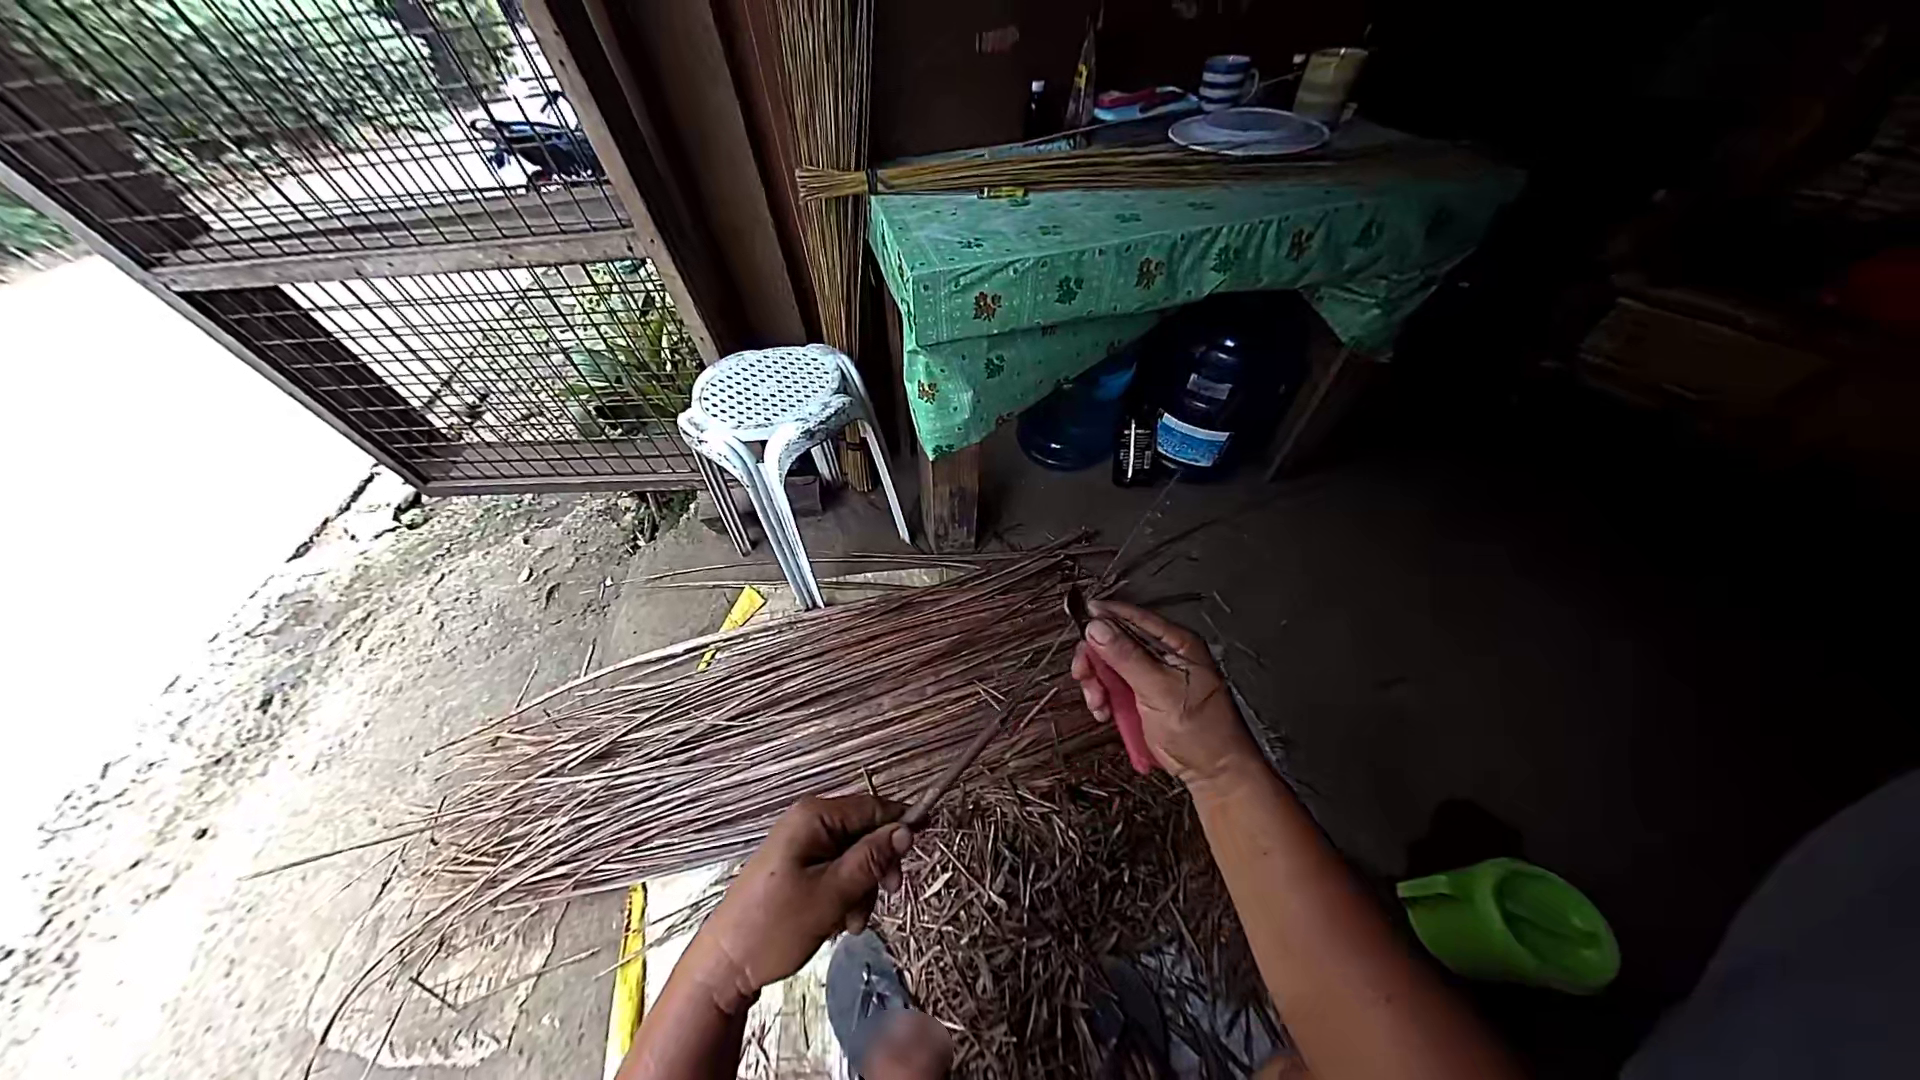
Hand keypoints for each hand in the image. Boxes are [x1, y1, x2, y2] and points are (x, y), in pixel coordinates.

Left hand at [685, 795, 914, 1011]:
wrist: (723, 967)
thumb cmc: (774, 927)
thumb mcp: (831, 894)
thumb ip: (870, 859)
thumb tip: (906, 828)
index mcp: (813, 817)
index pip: (871, 806)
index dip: (902, 820)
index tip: (930, 833)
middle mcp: (808, 822)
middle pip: (864, 832)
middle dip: (878, 866)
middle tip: (886, 896)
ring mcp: (802, 844)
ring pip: (855, 856)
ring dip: (862, 887)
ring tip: (850, 922)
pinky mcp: (798, 867)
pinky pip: (837, 870)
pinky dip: (846, 893)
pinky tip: (839, 920)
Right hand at [1071, 599, 1260, 787]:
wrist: (1213, 773)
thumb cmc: (1205, 732)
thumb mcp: (1160, 688)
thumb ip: (1126, 656)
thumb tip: (1099, 628)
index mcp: (1176, 645)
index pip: (1135, 618)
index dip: (1108, 615)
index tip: (1085, 613)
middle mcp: (1163, 657)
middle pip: (1116, 643)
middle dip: (1096, 659)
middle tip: (1086, 672)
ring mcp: (1151, 678)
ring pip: (1109, 667)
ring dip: (1097, 683)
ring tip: (1099, 700)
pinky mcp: (1142, 698)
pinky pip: (1112, 689)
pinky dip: (1102, 698)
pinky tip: (1105, 710)